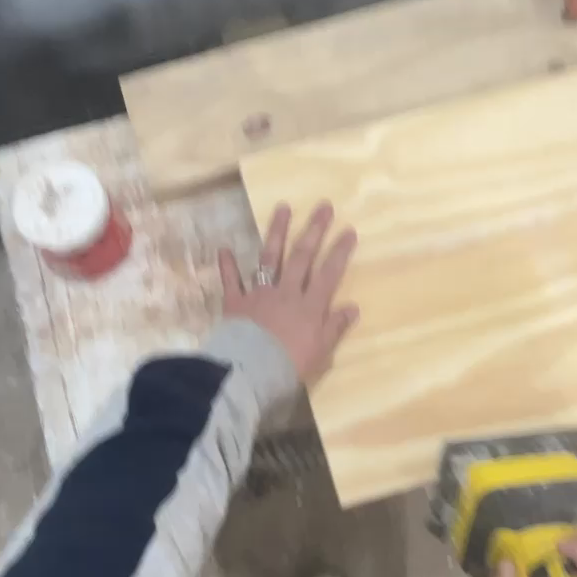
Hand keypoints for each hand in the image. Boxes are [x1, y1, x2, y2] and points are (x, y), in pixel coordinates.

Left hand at [217, 202, 359, 385]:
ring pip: (270, 258)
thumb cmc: (290, 365)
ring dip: (277, 232)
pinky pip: (231, 280)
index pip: (329, 274)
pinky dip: (227, 265)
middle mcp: (286, 292)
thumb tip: (352, 307)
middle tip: (323, 206)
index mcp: (309, 306)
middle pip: (302, 256)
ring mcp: (260, 294)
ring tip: (283, 208)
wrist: (251, 371)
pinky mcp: (236, 302)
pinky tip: (224, 248)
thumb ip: (335, 327)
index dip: (339, 252)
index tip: (348, 230)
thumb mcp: (321, 351)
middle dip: (314, 230)